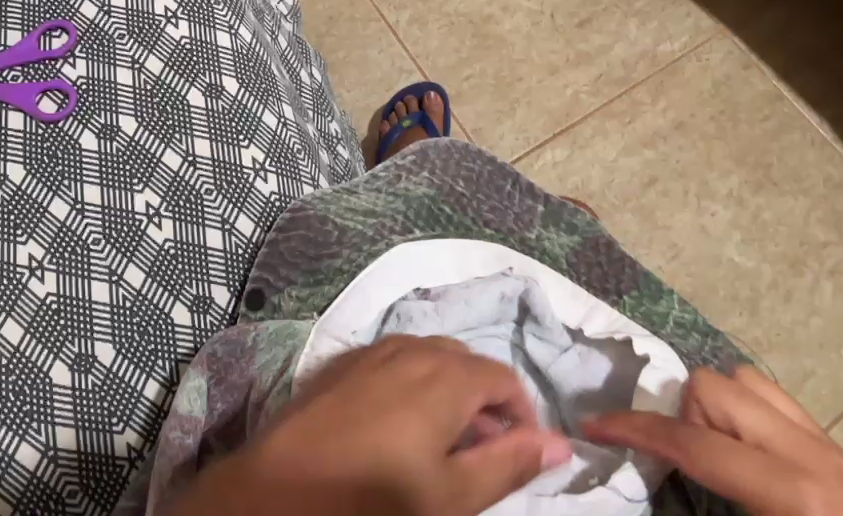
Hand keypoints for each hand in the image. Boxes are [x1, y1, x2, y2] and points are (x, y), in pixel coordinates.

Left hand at [166, 335, 572, 515]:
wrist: (282, 490)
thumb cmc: (377, 496)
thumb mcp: (453, 494)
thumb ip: (510, 463)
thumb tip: (561, 443)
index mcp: (446, 373)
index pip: (503, 378)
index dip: (523, 415)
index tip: (523, 453)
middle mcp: (412, 346)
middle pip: (466, 363)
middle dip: (484, 403)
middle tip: (482, 455)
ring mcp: (372, 350)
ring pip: (428, 359)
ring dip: (447, 393)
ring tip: (441, 444)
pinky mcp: (342, 362)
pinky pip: (393, 362)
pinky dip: (411, 385)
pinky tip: (396, 426)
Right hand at [584, 366, 842, 515]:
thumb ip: (709, 508)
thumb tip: (661, 469)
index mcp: (794, 492)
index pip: (692, 442)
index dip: (635, 430)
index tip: (594, 426)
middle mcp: (809, 452)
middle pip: (715, 387)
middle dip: (684, 416)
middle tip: (685, 465)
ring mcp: (829, 445)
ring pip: (746, 380)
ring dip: (717, 407)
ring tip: (715, 455)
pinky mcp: (840, 450)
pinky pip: (776, 401)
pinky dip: (746, 413)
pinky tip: (746, 454)